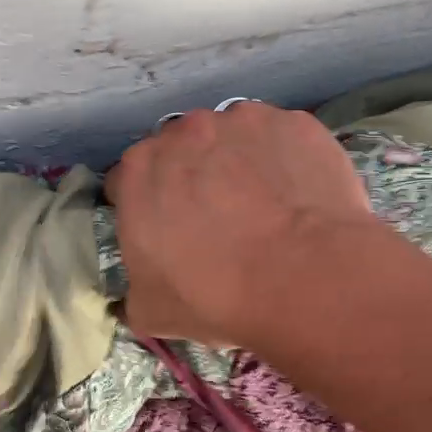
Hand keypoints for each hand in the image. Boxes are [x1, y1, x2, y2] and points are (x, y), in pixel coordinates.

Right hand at [105, 101, 378, 344]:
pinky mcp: (295, 124)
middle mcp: (185, 131)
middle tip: (215, 221)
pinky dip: (284, 161)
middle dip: (191, 178)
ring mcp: (243, 121)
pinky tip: (296, 198)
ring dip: (238, 163)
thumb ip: (135, 289)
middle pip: (181, 150)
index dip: (145, 207)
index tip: (164, 232)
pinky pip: (281, 140)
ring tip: (263, 207)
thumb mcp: (150, 310)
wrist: (303, 279)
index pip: (127, 180)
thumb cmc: (214, 295)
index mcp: (139, 170)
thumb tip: (139, 293)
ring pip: (232, 138)